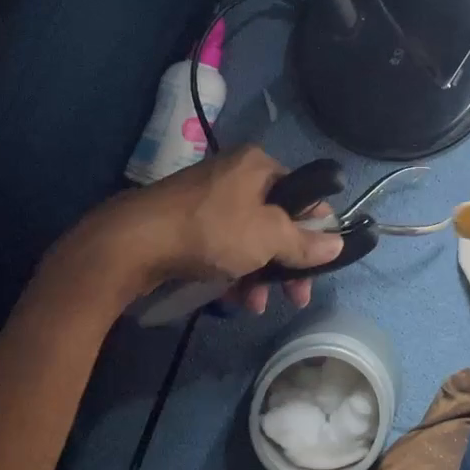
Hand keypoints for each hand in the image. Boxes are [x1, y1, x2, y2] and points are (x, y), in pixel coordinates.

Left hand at [38, 147, 342, 313]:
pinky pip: (224, 247)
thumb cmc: (210, 231)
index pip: (305, 194)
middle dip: (288, 262)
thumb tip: (338, 243)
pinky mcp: (187, 224)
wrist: (131, 244)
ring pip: (251, 239)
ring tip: (258, 305)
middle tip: (295, 296)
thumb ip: (305, 242)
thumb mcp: (267, 237)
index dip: (317, 230)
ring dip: (261, 274)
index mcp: (258, 164)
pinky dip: (234, 272)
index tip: (320, 264)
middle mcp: (235, 175)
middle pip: (278, 220)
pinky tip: (234, 300)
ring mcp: (208, 200)